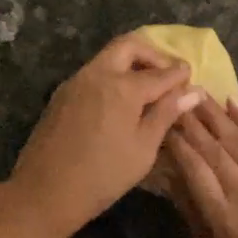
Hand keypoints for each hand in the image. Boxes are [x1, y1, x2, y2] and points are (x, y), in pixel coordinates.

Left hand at [8, 32, 204, 230]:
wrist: (45, 191)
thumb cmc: (103, 175)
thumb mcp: (143, 148)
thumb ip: (166, 114)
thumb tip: (193, 92)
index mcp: (122, 86)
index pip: (160, 73)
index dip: (179, 75)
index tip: (191, 80)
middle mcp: (98, 73)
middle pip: (129, 46)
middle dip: (153, 55)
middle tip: (168, 75)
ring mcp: (76, 81)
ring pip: (108, 57)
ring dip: (131, 63)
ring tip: (147, 89)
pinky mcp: (62, 93)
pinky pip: (94, 72)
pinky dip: (113, 76)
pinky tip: (120, 102)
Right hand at [167, 97, 237, 237]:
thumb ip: (194, 213)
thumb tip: (173, 179)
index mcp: (220, 214)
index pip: (193, 168)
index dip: (177, 142)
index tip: (163, 122)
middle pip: (212, 148)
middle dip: (192, 121)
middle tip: (175, 96)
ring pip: (236, 139)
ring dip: (215, 113)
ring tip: (198, 92)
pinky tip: (234, 103)